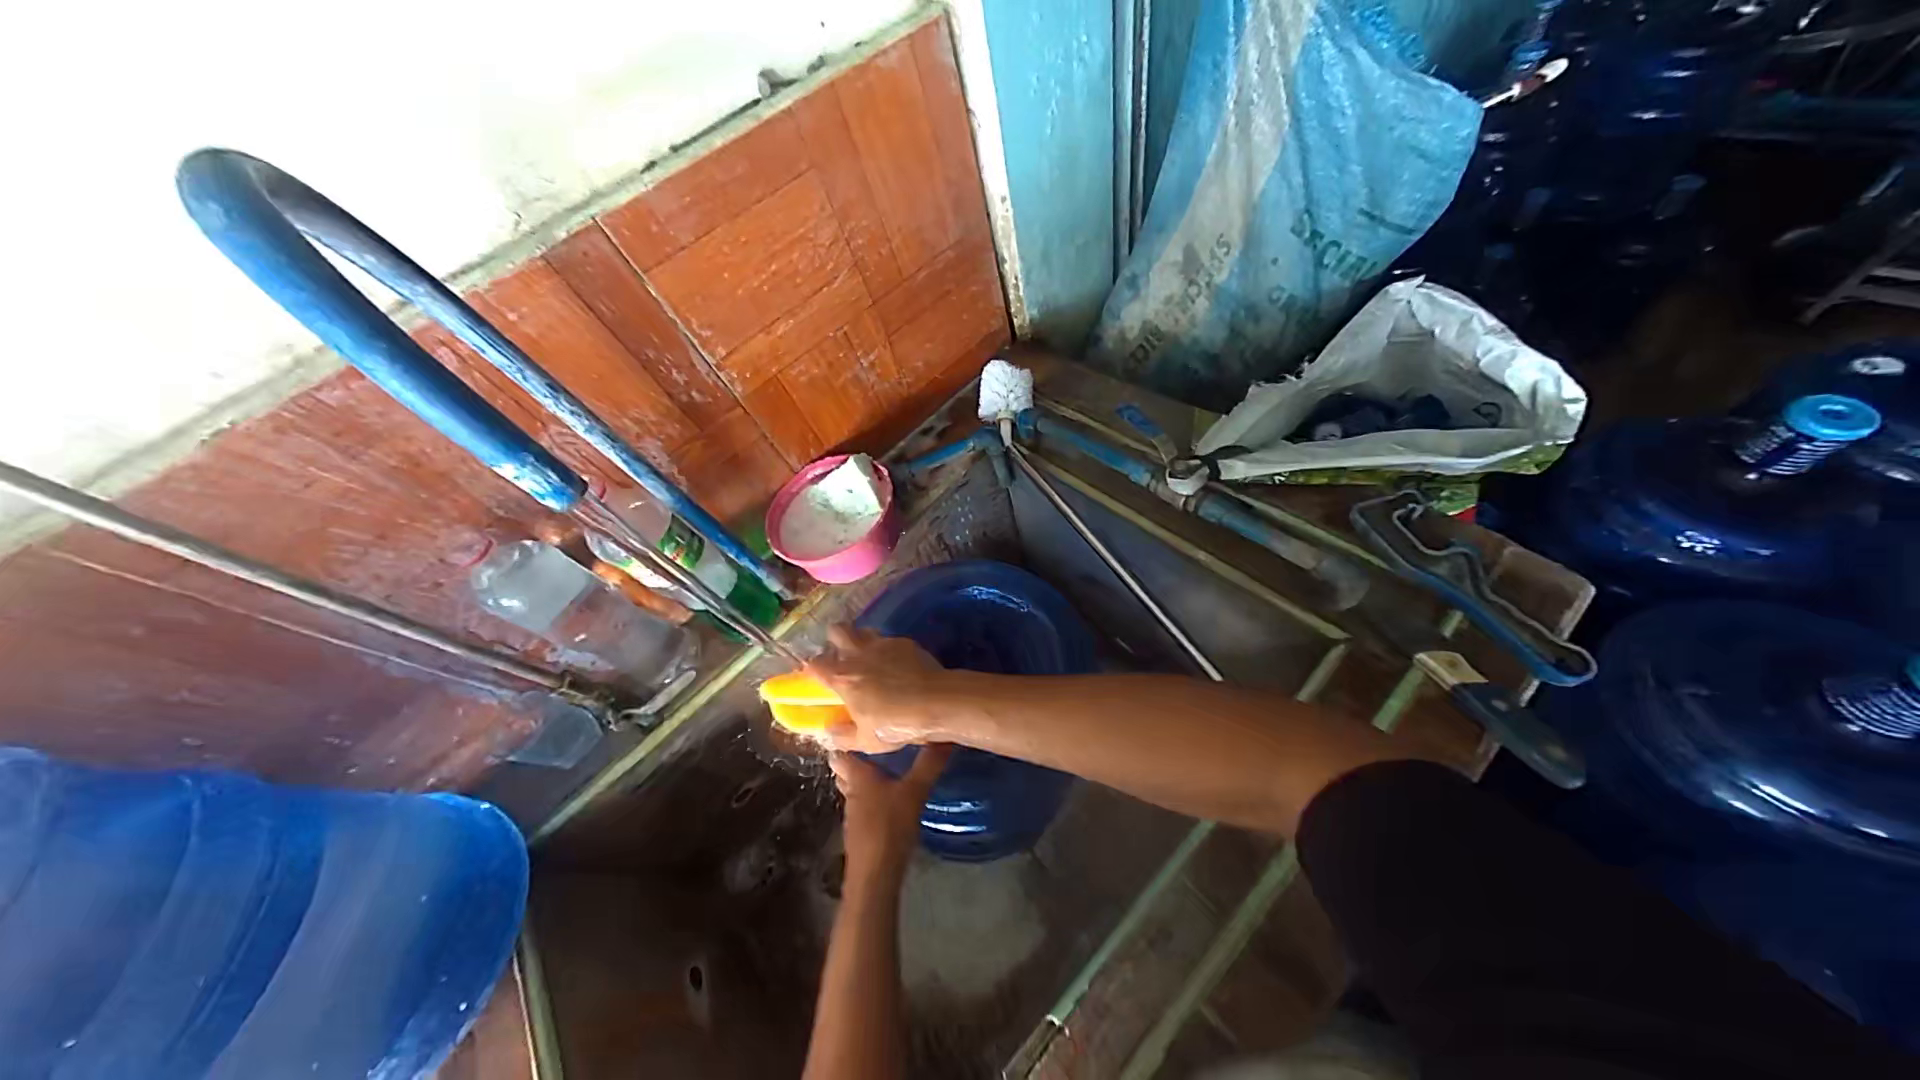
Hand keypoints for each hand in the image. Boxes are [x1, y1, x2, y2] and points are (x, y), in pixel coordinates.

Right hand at [808, 626, 950, 753]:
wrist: (936, 702)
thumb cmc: (896, 724)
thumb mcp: (866, 741)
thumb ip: (842, 736)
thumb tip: (827, 733)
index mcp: (842, 677)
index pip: (815, 664)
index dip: (813, 668)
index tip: (816, 676)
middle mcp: (858, 655)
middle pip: (837, 631)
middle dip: (835, 638)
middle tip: (842, 654)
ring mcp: (883, 645)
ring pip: (864, 631)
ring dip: (862, 639)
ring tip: (869, 656)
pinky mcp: (905, 643)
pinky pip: (890, 641)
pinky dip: (889, 650)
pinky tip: (898, 664)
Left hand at [831, 744, 954, 880]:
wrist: (875, 877)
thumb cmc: (889, 827)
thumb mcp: (914, 791)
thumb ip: (928, 764)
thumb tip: (946, 735)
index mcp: (857, 776)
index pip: (842, 751)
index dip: (846, 737)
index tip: (861, 723)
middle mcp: (851, 792)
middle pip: (849, 770)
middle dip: (861, 758)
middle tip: (881, 744)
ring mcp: (855, 815)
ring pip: (858, 790)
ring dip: (870, 780)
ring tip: (892, 768)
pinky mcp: (863, 833)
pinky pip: (868, 807)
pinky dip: (877, 800)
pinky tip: (895, 800)